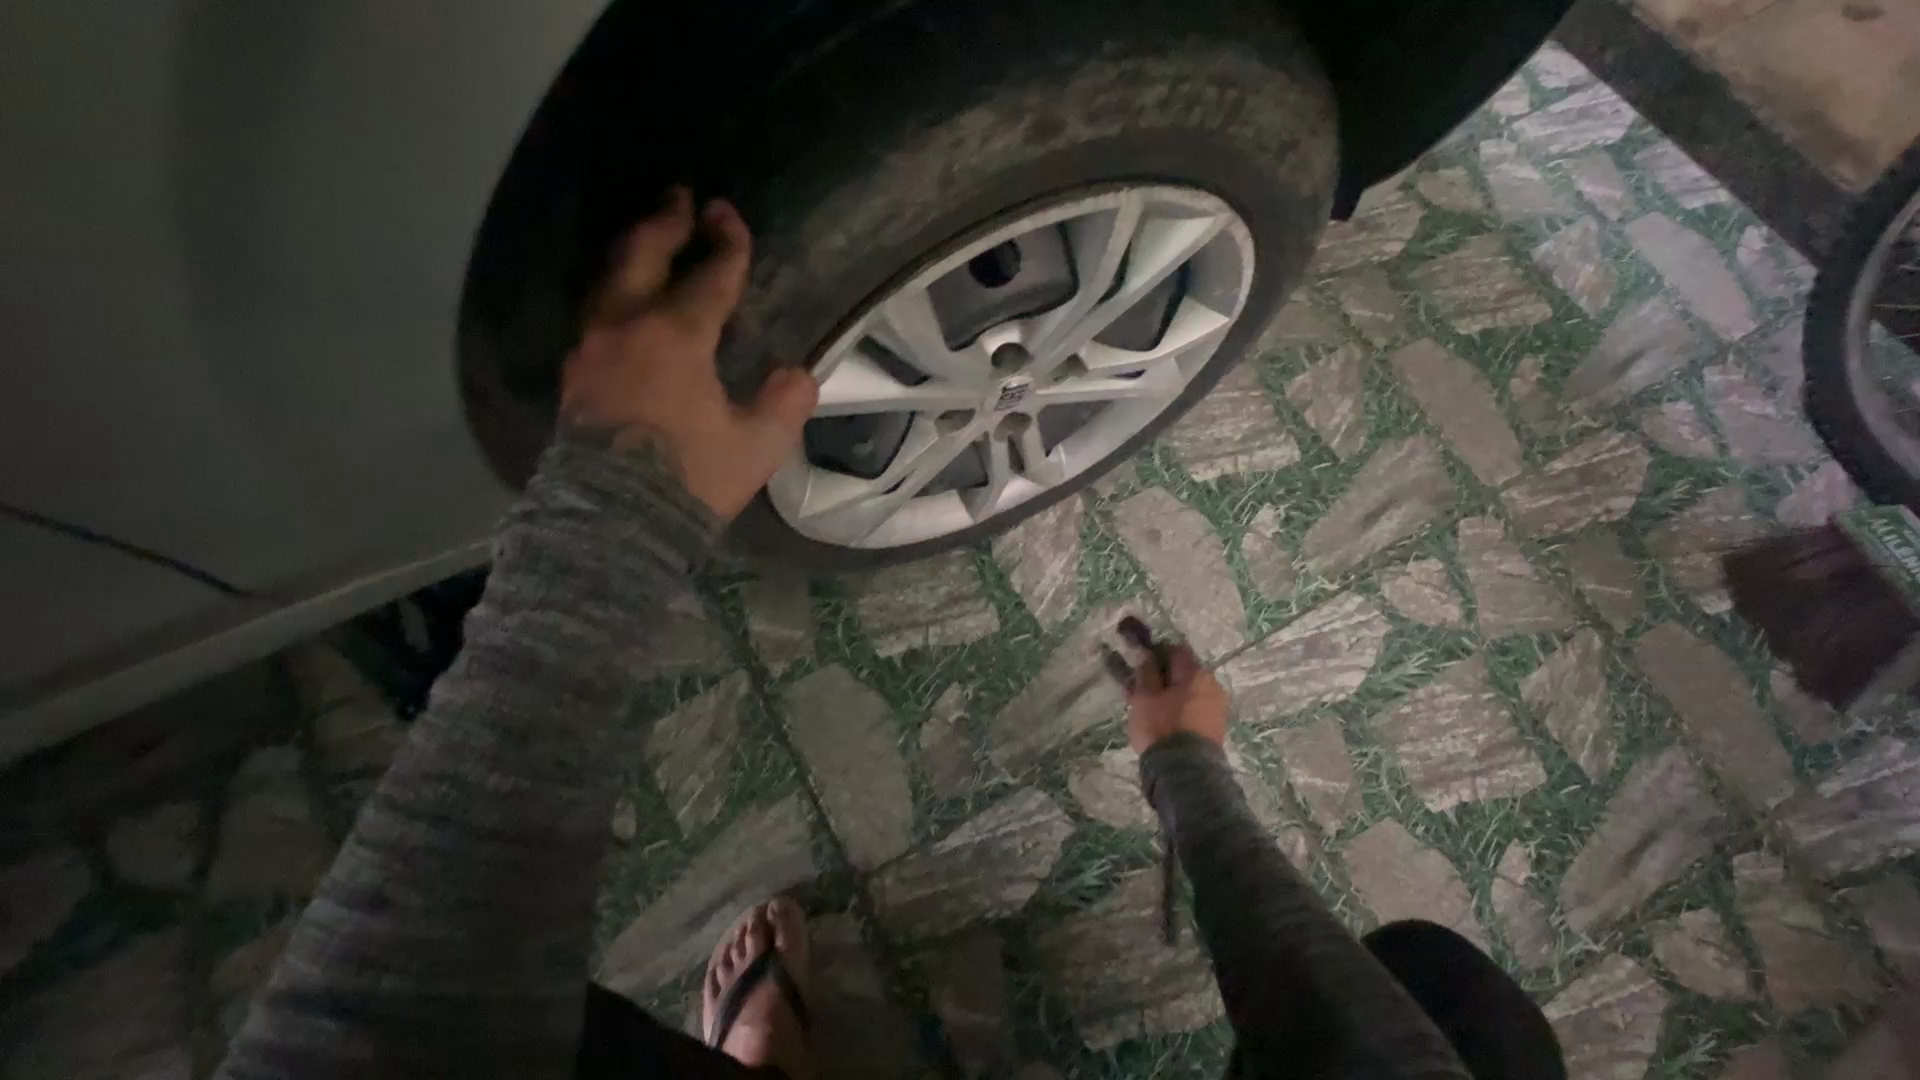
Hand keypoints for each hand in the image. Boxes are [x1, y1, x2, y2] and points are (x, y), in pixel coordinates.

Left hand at [560, 186, 818, 520]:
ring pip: (609, 281)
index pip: (708, 278)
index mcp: (675, 338)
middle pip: (641, 257)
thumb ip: (784, 403)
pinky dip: (615, 291)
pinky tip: (624, 299)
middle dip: (664, 223)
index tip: (732, 218)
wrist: (615, 523)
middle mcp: (626, 328)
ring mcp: (592, 350)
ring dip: (632, 251)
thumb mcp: (758, 446)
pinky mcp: (575, 376)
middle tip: (681, 198)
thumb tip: (797, 375)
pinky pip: (595, 314)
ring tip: (650, 236)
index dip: (727, 246)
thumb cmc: (692, 478)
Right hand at [1125, 642, 1229, 753]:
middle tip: (1140, 687)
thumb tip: (1146, 654)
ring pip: (1188, 691)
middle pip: (1184, 672)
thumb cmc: (1162, 727)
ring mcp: (1217, 707)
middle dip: (1163, 676)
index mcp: (1196, 673)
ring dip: (1170, 693)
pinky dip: (1178, 708)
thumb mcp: (1145, 697)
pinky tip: (1162, 720)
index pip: (1176, 650)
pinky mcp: (1215, 727)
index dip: (1156, 652)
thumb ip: (1145, 673)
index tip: (1139, 663)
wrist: (1186, 772)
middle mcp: (1212, 685)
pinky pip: (1194, 708)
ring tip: (1148, 707)